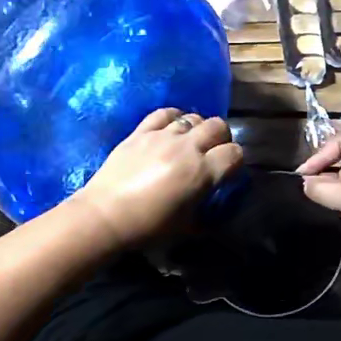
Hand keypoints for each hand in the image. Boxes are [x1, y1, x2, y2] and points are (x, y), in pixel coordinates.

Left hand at [68, 108, 242, 247]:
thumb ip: (209, 211)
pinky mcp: (140, 132)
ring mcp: (162, 136)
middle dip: (221, 137)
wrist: (105, 217)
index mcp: (203, 172)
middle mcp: (187, 148)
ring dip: (198, 128)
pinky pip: (164, 113)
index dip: (235, 161)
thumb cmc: (150, 228)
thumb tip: (217, 203)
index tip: (228, 170)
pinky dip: (173, 117)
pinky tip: (172, 128)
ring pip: (193, 117)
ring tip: (191, 141)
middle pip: (217, 126)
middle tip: (213, 151)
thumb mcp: (189, 227)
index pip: (234, 153)